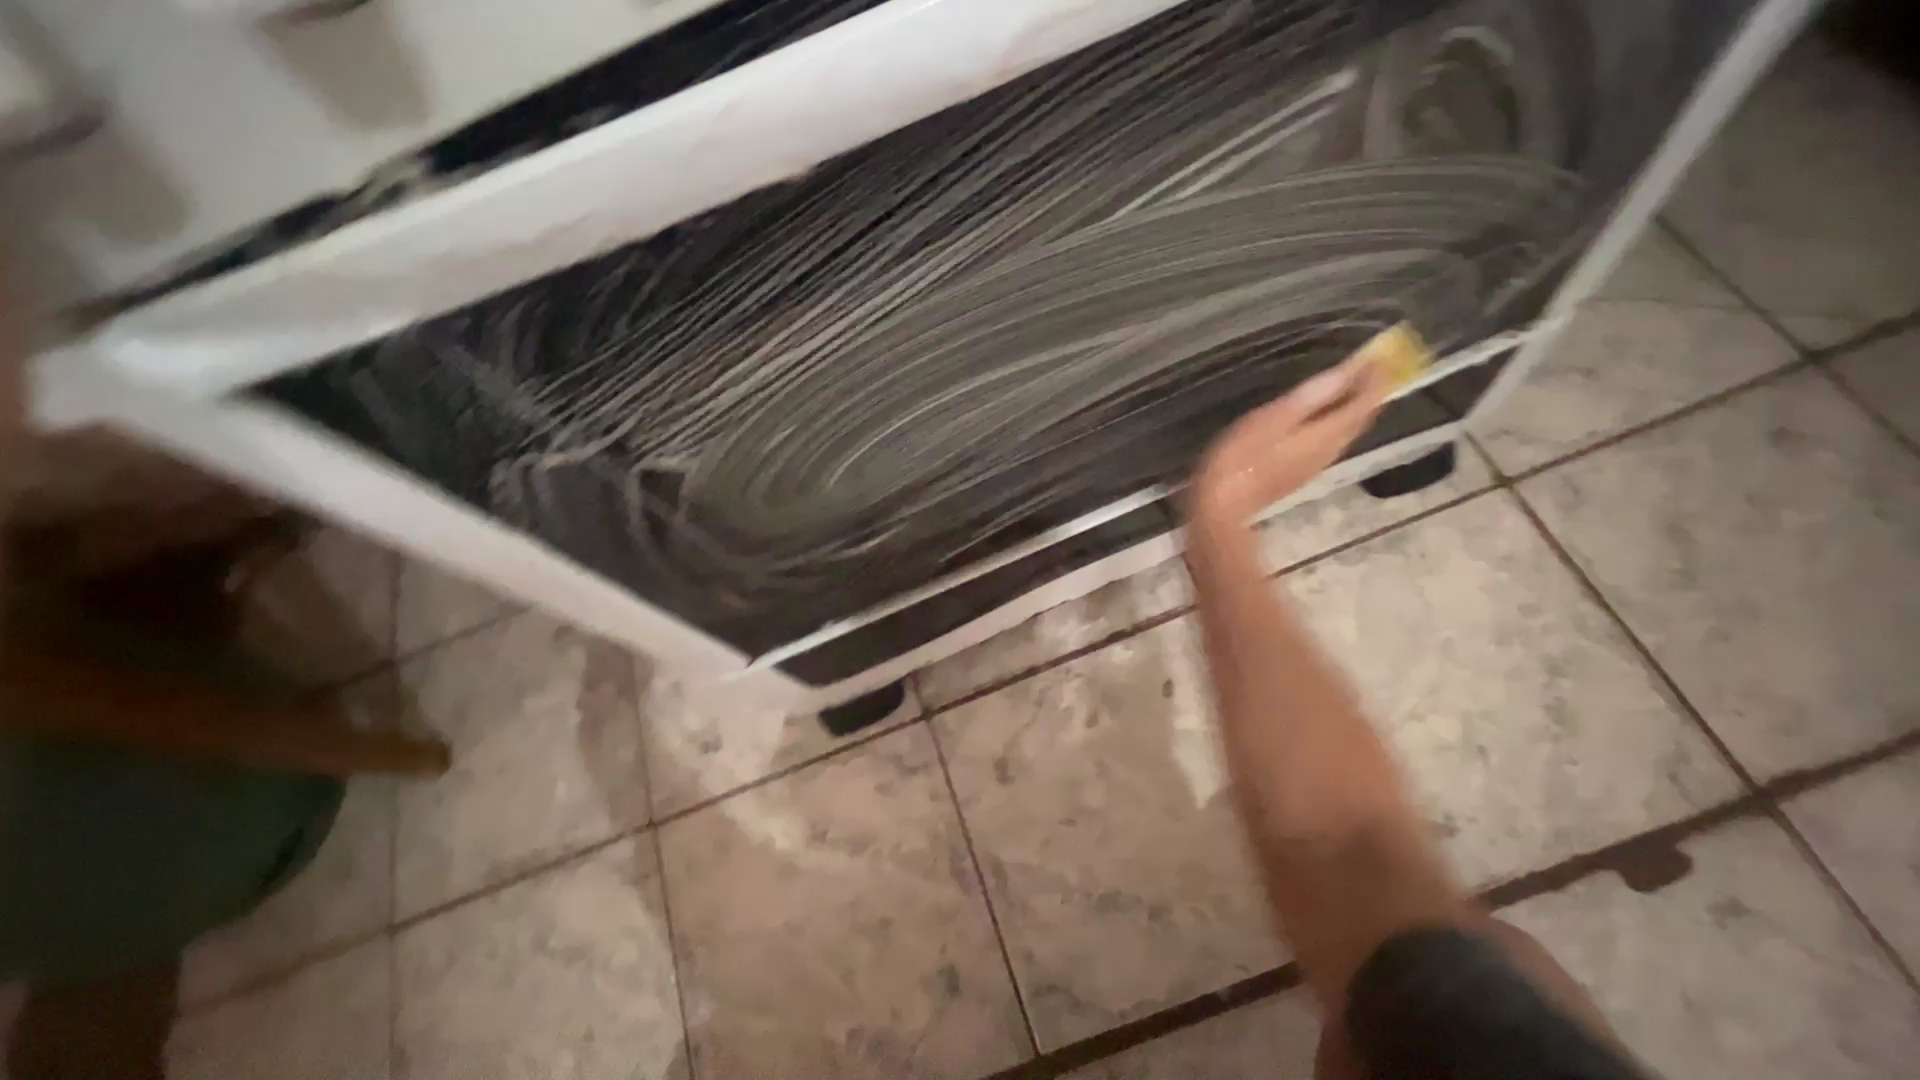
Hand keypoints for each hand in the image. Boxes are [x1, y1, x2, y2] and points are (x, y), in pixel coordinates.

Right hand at [1189, 349, 1391, 527]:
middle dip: (1370, 390)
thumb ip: (1309, 397)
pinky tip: (1326, 413)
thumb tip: (1345, 374)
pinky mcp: (1303, 471)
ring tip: (1353, 381)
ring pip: (1348, 430)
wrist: (1222, 508)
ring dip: (1355, 406)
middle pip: (1361, 418)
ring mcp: (1317, 463)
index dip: (1376, 377)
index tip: (1382, 353)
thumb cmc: (1240, 459)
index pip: (1364, 402)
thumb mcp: (1271, 420)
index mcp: (1326, 434)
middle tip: (1373, 363)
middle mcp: (1331, 449)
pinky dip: (1338, 420)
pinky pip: (1332, 440)